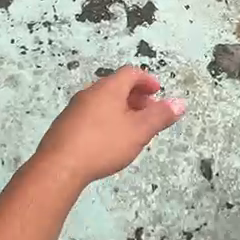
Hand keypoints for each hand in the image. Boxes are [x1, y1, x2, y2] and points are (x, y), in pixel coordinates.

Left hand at [33, 66, 186, 187]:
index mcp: (108, 88)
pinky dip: (105, 119)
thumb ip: (160, 116)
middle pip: (116, 86)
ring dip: (120, 109)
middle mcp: (89, 93)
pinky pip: (90, 115)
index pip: (130, 73)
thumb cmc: (103, 144)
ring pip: (102, 102)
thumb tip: (180, 103)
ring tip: (131, 129)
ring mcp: (74, 109)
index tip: (157, 93)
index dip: (147, 80)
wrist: (59, 166)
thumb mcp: (139, 131)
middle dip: (135, 97)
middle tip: (148, 112)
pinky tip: (108, 141)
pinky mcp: (65, 126)